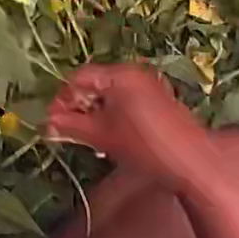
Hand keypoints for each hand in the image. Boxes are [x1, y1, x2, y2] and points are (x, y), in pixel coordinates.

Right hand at [46, 64, 210, 191]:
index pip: (79, 77)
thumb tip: (46, 123)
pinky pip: (126, 100)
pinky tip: (110, 134)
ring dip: (95, 111)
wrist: (192, 164)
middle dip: (78, 105)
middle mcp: (135, 73)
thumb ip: (70, 125)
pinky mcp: (158, 100)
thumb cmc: (143, 145)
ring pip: (110, 93)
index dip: (63, 98)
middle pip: (95, 83)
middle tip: (66, 128)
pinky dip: (113, 113)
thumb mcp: (101, 135)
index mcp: (119, 74)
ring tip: (87, 134)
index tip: (52, 120)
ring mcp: (149, 85)